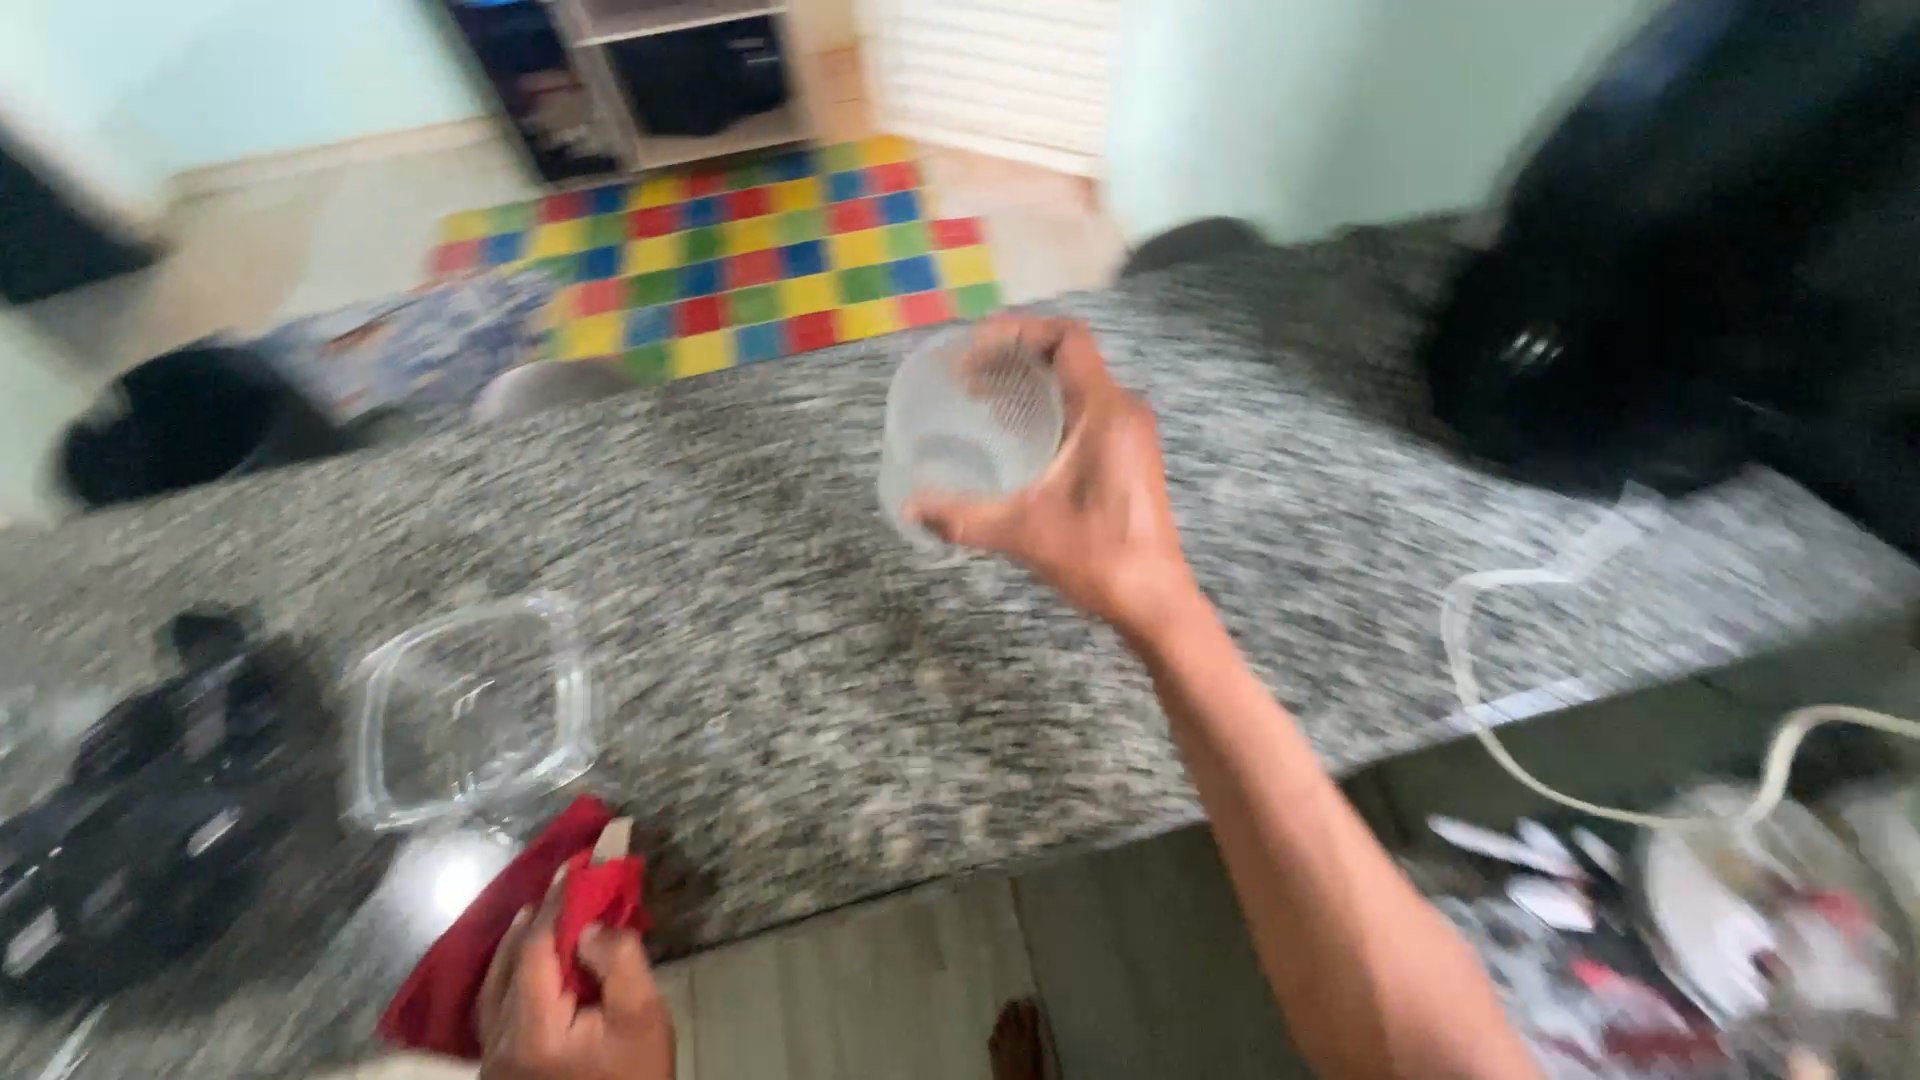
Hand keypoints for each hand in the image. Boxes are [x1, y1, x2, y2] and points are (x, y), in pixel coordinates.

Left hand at [477, 876, 674, 1079]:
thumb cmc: (636, 1077)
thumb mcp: (643, 1014)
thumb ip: (618, 961)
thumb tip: (589, 925)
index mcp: (532, 1031)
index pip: (535, 950)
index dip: (556, 905)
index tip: (577, 867)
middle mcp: (499, 1046)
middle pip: (509, 966)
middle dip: (536, 920)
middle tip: (562, 882)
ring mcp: (492, 1063)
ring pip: (493, 989)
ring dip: (515, 946)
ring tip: (536, 912)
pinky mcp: (500, 1071)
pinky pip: (495, 1010)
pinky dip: (508, 975)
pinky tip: (521, 962)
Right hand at [905, 317, 1199, 639]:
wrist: (1154, 601)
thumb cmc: (1097, 559)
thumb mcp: (1022, 532)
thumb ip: (962, 516)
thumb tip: (911, 506)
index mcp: (1105, 412)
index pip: (1067, 338)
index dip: (1018, 330)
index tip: (975, 348)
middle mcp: (1124, 410)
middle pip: (1069, 356)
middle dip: (1015, 357)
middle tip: (968, 380)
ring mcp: (1132, 433)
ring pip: (1079, 383)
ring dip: (1033, 383)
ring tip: (984, 402)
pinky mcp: (1131, 454)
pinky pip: (1087, 409)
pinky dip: (1050, 408)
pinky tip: (1018, 438)